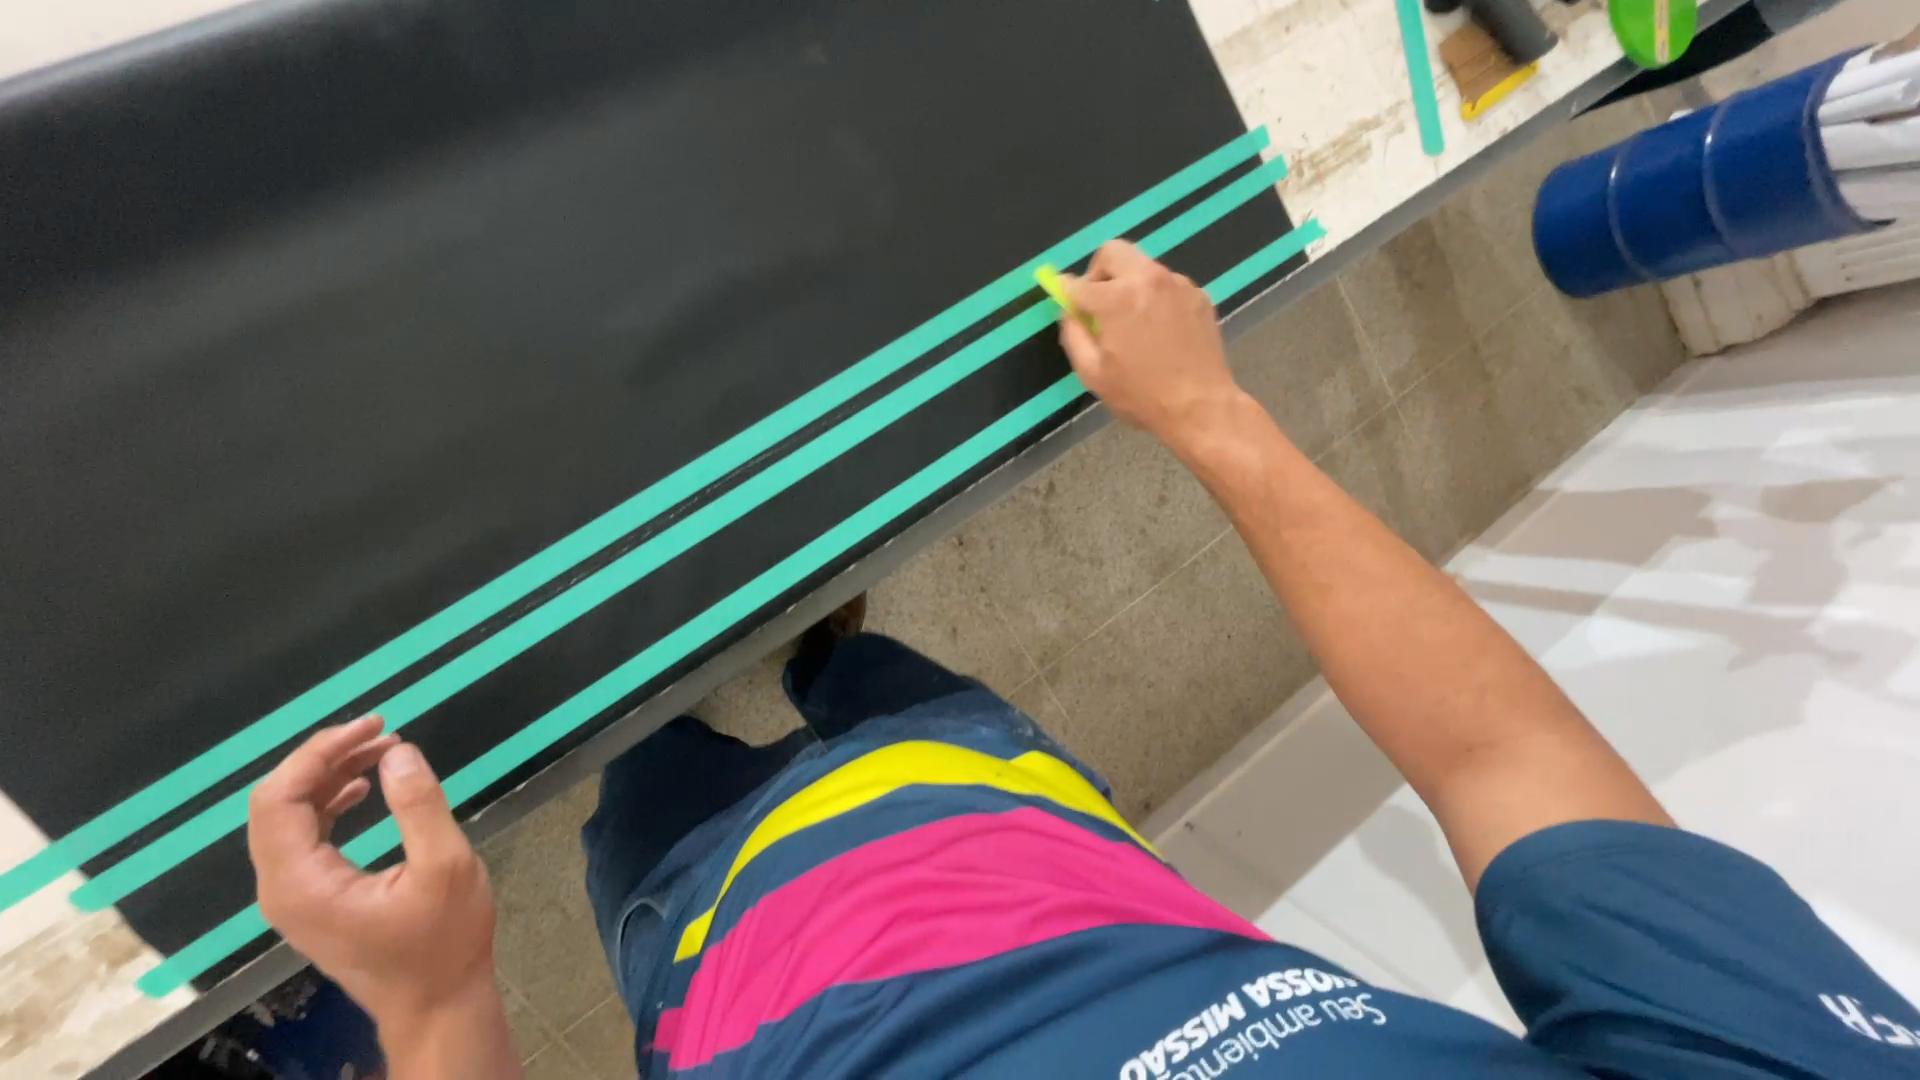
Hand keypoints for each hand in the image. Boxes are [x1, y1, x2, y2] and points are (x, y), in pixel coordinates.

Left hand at [248, 715, 497, 1029]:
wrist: (437, 1000)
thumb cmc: (445, 938)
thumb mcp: (446, 866)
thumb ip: (419, 806)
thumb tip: (397, 752)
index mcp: (301, 883)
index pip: (278, 800)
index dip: (319, 753)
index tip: (374, 725)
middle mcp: (281, 888)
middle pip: (276, 805)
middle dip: (326, 758)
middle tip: (383, 731)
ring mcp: (293, 896)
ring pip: (288, 819)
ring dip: (331, 777)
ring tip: (383, 750)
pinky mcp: (313, 898)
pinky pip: (304, 838)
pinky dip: (331, 803)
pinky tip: (363, 789)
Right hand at [1057, 241, 1246, 454]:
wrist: (1200, 406)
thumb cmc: (1141, 396)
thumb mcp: (1093, 374)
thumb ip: (1073, 335)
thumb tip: (1067, 312)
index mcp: (1117, 298)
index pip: (1078, 283)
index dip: (1066, 292)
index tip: (1065, 301)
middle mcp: (1148, 279)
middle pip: (1113, 252)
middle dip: (1098, 273)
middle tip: (1098, 304)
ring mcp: (1177, 284)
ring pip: (1142, 267)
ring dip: (1129, 285)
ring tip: (1132, 323)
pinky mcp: (1198, 295)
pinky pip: (1166, 285)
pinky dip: (1154, 298)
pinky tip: (1159, 331)